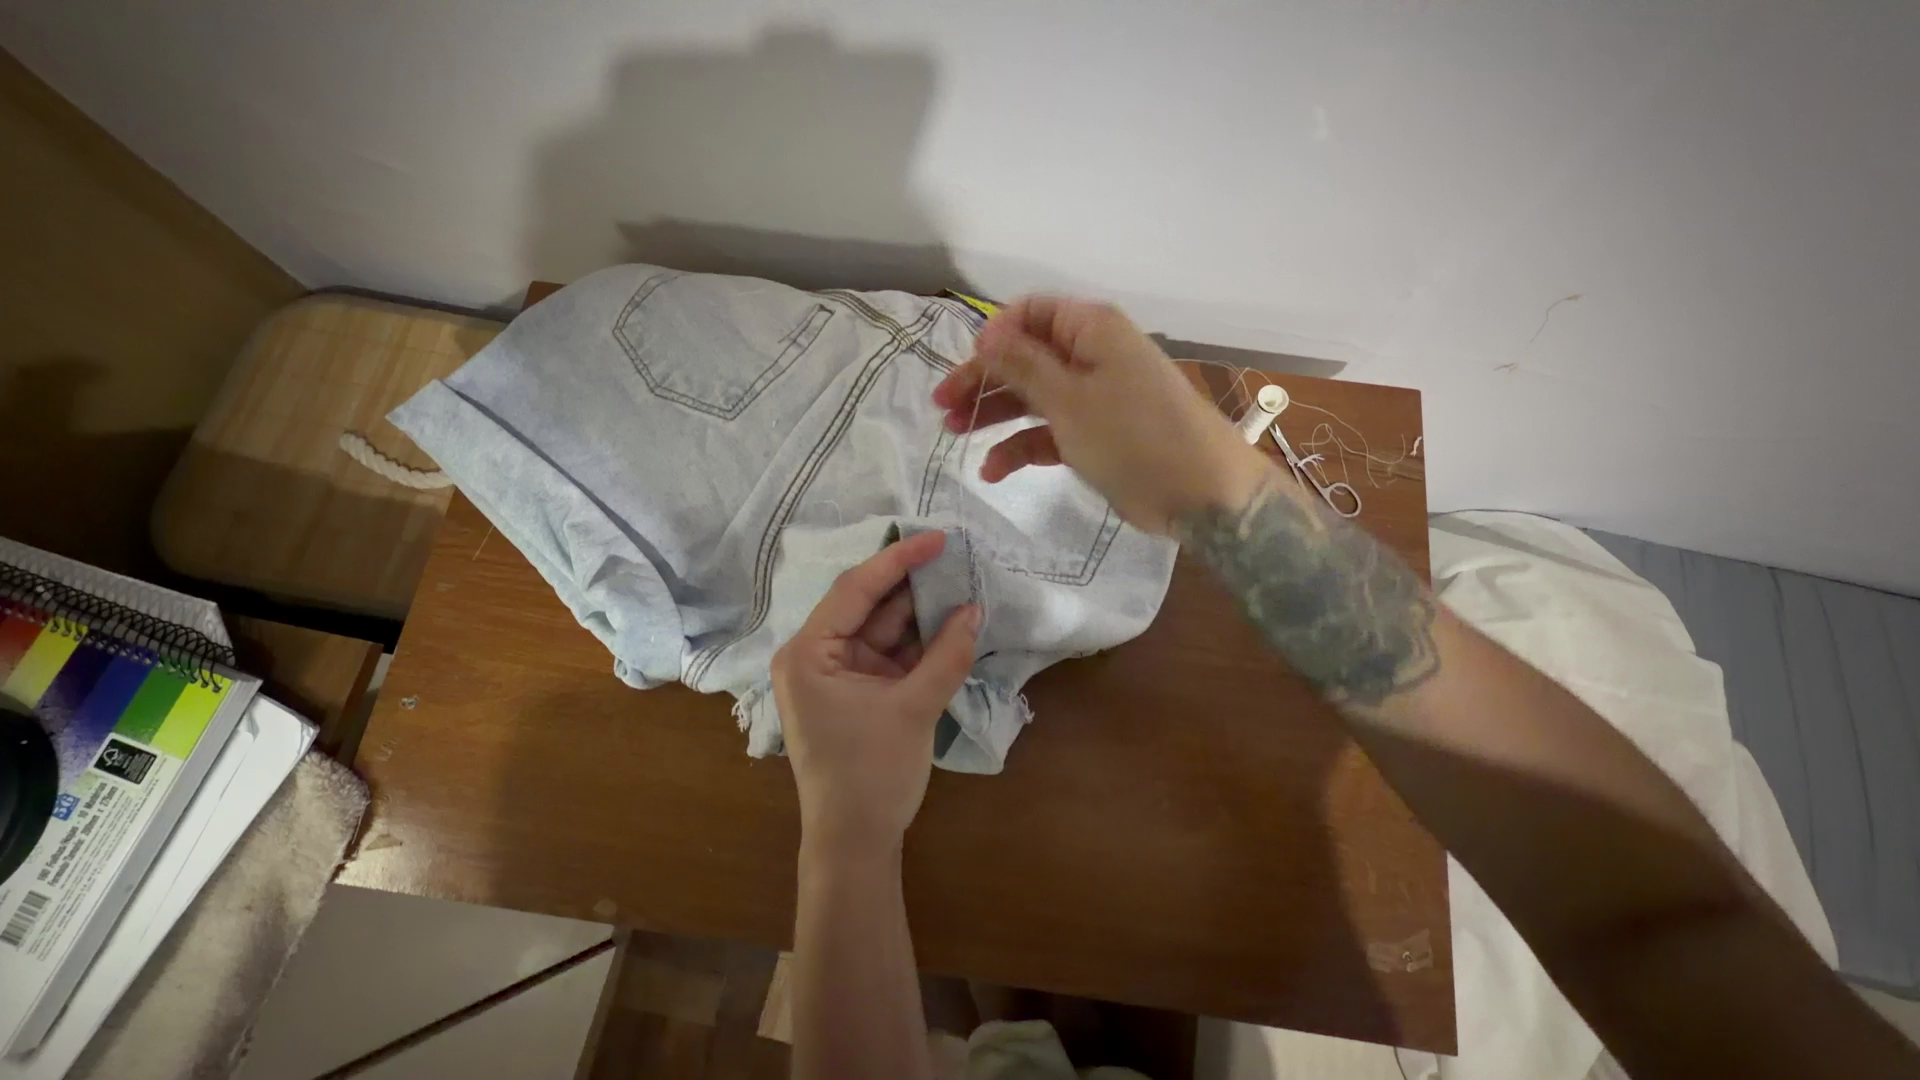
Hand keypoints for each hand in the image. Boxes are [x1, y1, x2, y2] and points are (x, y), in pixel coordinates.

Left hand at [772, 531, 979, 859]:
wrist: (856, 843)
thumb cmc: (871, 773)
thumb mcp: (913, 709)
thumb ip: (946, 656)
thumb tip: (975, 610)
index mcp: (809, 653)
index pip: (855, 590)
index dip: (899, 561)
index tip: (938, 538)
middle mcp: (816, 656)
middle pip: (868, 606)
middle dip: (913, 585)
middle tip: (957, 557)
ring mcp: (837, 675)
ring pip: (882, 630)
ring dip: (921, 614)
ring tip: (962, 583)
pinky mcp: (858, 693)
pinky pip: (889, 656)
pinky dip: (919, 644)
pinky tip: (951, 623)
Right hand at [932, 297, 1269, 533]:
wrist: (1201, 493)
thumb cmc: (1134, 436)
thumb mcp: (1070, 398)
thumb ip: (1022, 364)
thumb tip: (986, 331)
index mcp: (1090, 329)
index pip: (1030, 314)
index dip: (994, 336)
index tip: (966, 367)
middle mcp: (1090, 356)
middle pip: (1024, 357)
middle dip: (982, 380)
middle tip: (942, 409)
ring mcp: (1093, 399)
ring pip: (1031, 396)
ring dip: (993, 414)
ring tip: (954, 435)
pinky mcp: (1095, 437)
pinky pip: (1048, 433)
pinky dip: (1020, 448)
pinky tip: (992, 470)